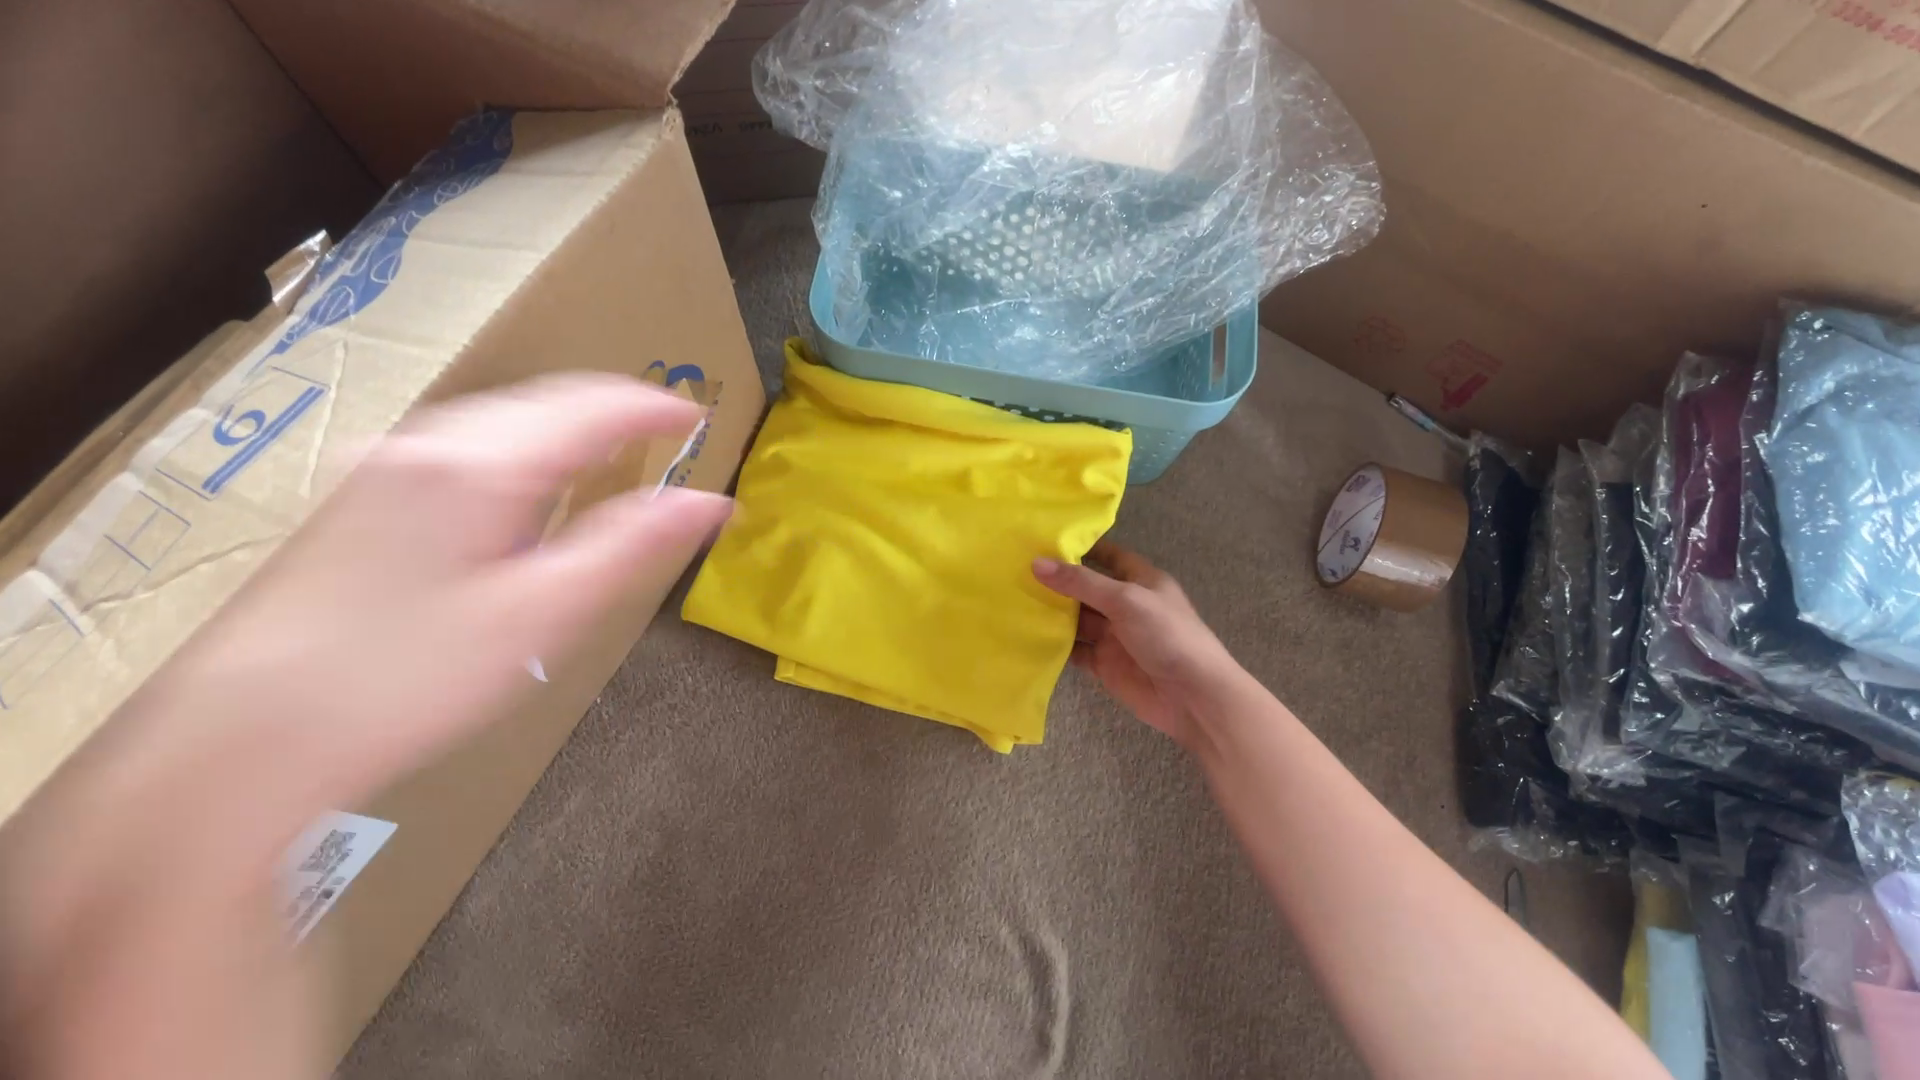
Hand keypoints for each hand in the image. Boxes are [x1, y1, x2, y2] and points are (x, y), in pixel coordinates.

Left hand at [117, 373, 732, 839]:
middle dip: (610, 412)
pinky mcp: (358, 497)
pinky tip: (526, 491)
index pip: (589, 406)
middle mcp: (425, 446)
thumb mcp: (542, 614)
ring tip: (611, 459)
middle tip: (663, 441)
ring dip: (564, 429)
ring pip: (498, 420)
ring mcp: (381, 466)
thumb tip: (710, 502)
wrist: (245, 738)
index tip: (697, 420)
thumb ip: (630, 545)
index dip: (651, 409)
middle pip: (541, 401)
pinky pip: (462, 446)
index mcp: (478, 466)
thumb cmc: (413, 680)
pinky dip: (519, 451)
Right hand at [1032, 540, 1243, 749]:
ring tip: (1011, 600)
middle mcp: (1126, 605)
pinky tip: (1025, 636)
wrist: (1193, 697)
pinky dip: (1054, 644)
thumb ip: (1081, 583)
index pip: (1107, 556)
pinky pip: (1075, 650)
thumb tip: (1036, 563)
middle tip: (1013, 570)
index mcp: (1141, 580)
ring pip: (1076, 620)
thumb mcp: (1125, 600)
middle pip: (1085, 588)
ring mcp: (1114, 636)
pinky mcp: (1105, 665)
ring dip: (1051, 614)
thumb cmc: (1167, 636)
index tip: (1042, 540)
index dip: (1080, 548)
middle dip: (1056, 581)